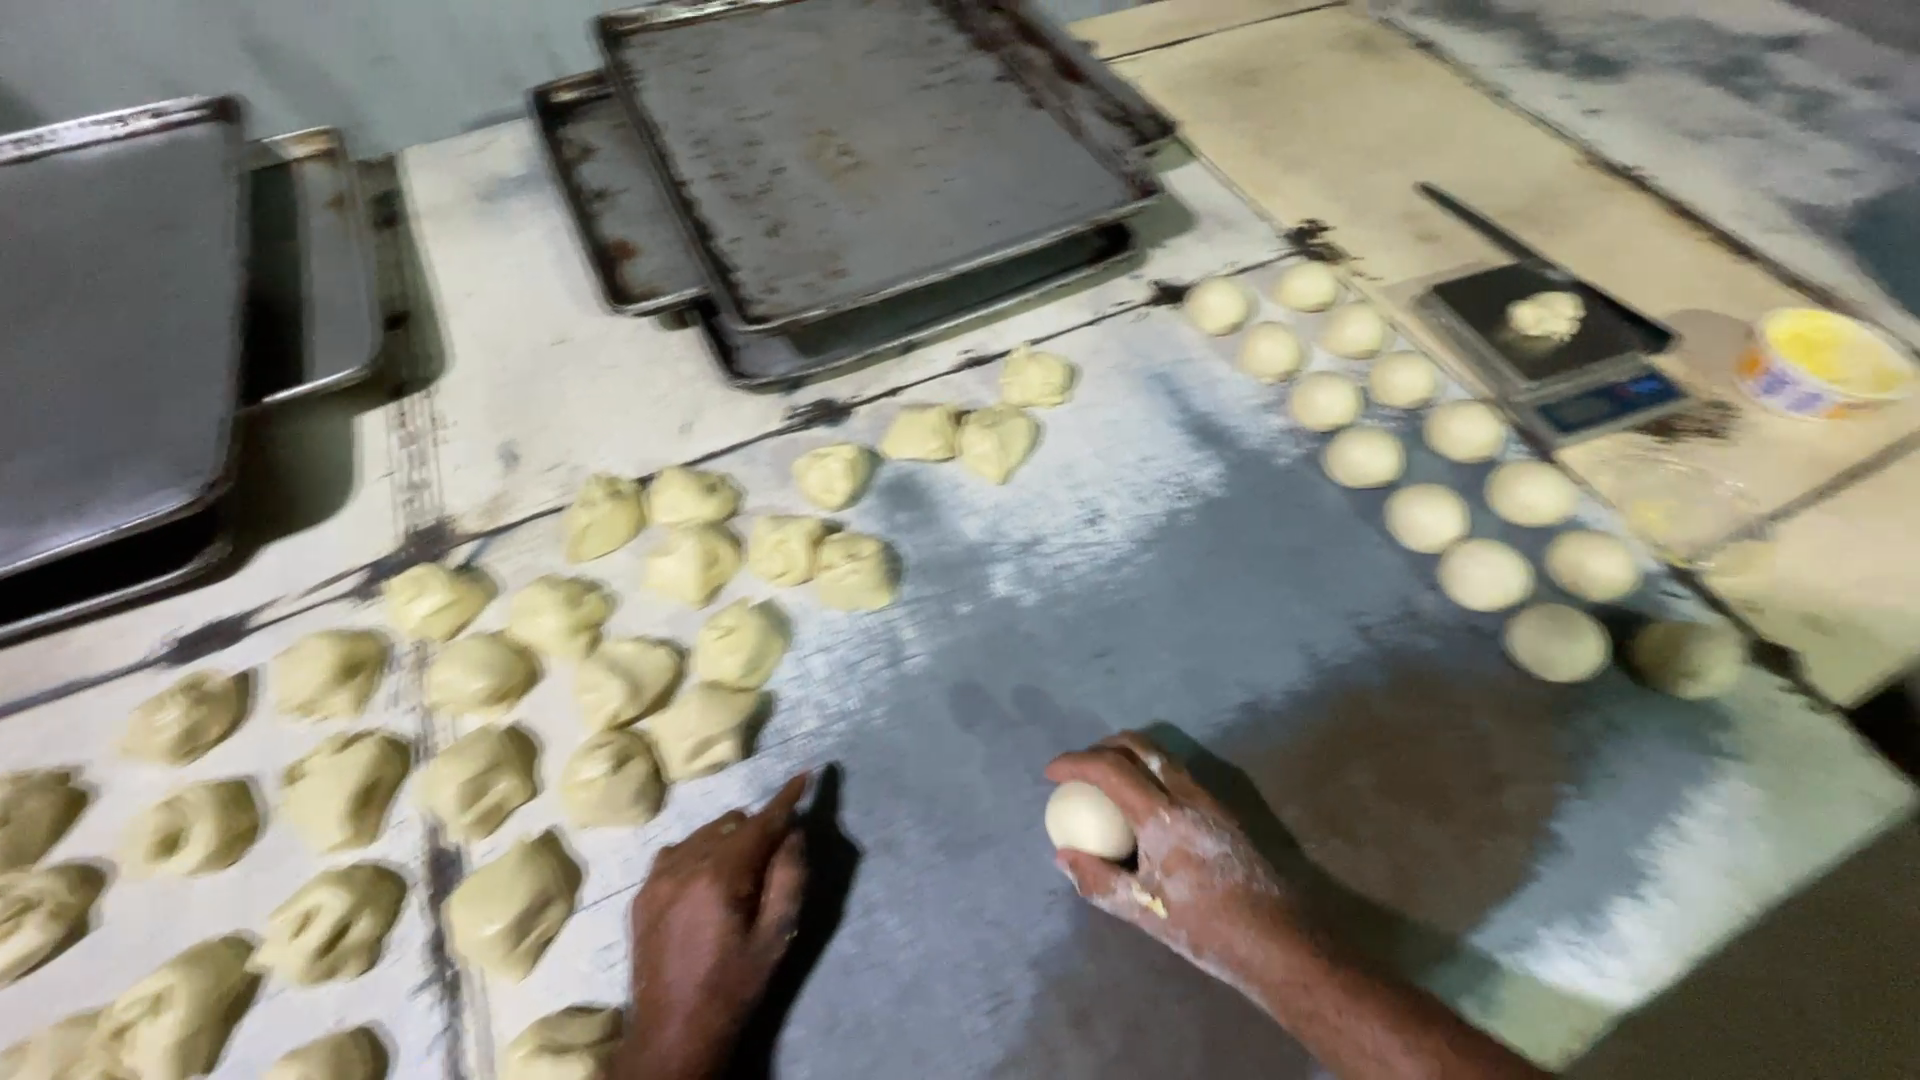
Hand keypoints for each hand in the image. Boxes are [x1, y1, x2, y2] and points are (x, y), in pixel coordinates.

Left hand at [619, 773, 808, 1079]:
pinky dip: (698, 852)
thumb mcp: (775, 937)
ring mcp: (656, 879)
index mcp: (719, 877)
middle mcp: (683, 866)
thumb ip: (789, 878)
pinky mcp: (642, 894)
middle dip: (758, 829)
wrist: (672, 1033)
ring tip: (741, 873)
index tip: (805, 774)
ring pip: (703, 833)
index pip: (760, 823)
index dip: (785, 799)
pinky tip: (706, 878)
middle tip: (774, 859)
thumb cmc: (733, 986)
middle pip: (732, 823)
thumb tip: (794, 833)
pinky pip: (676, 851)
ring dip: (728, 839)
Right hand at [1045, 732, 1307, 982]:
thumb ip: (1098, 880)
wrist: (1278, 937)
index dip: (1075, 763)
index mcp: (1162, 816)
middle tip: (1079, 770)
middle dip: (1101, 747)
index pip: (1110, 769)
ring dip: (1128, 754)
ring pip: (1161, 753)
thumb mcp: (1143, 911)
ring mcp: (1209, 796)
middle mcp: (1186, 793)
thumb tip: (1063, 857)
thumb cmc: (1207, 928)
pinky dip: (1149, 769)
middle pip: (1138, 745)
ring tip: (1106, 779)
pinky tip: (1142, 802)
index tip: (1051, 773)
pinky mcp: (1223, 807)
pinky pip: (1176, 770)